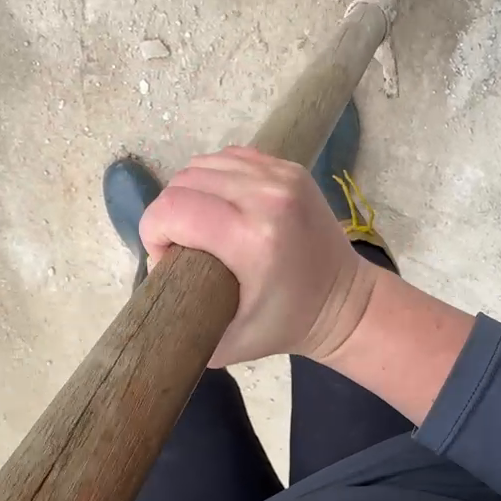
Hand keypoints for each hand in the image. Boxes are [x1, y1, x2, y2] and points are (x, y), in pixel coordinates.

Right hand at [139, 145, 378, 367]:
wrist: (346, 302)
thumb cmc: (287, 325)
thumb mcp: (228, 343)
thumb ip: (181, 316)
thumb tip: (156, 278)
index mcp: (252, 239)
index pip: (173, 210)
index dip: (154, 233)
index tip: (166, 259)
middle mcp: (267, 197)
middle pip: (183, 183)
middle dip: (169, 215)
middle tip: (182, 247)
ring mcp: (281, 176)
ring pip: (203, 164)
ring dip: (190, 194)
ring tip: (200, 227)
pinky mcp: (290, 168)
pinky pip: (231, 158)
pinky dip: (215, 179)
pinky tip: (221, 207)